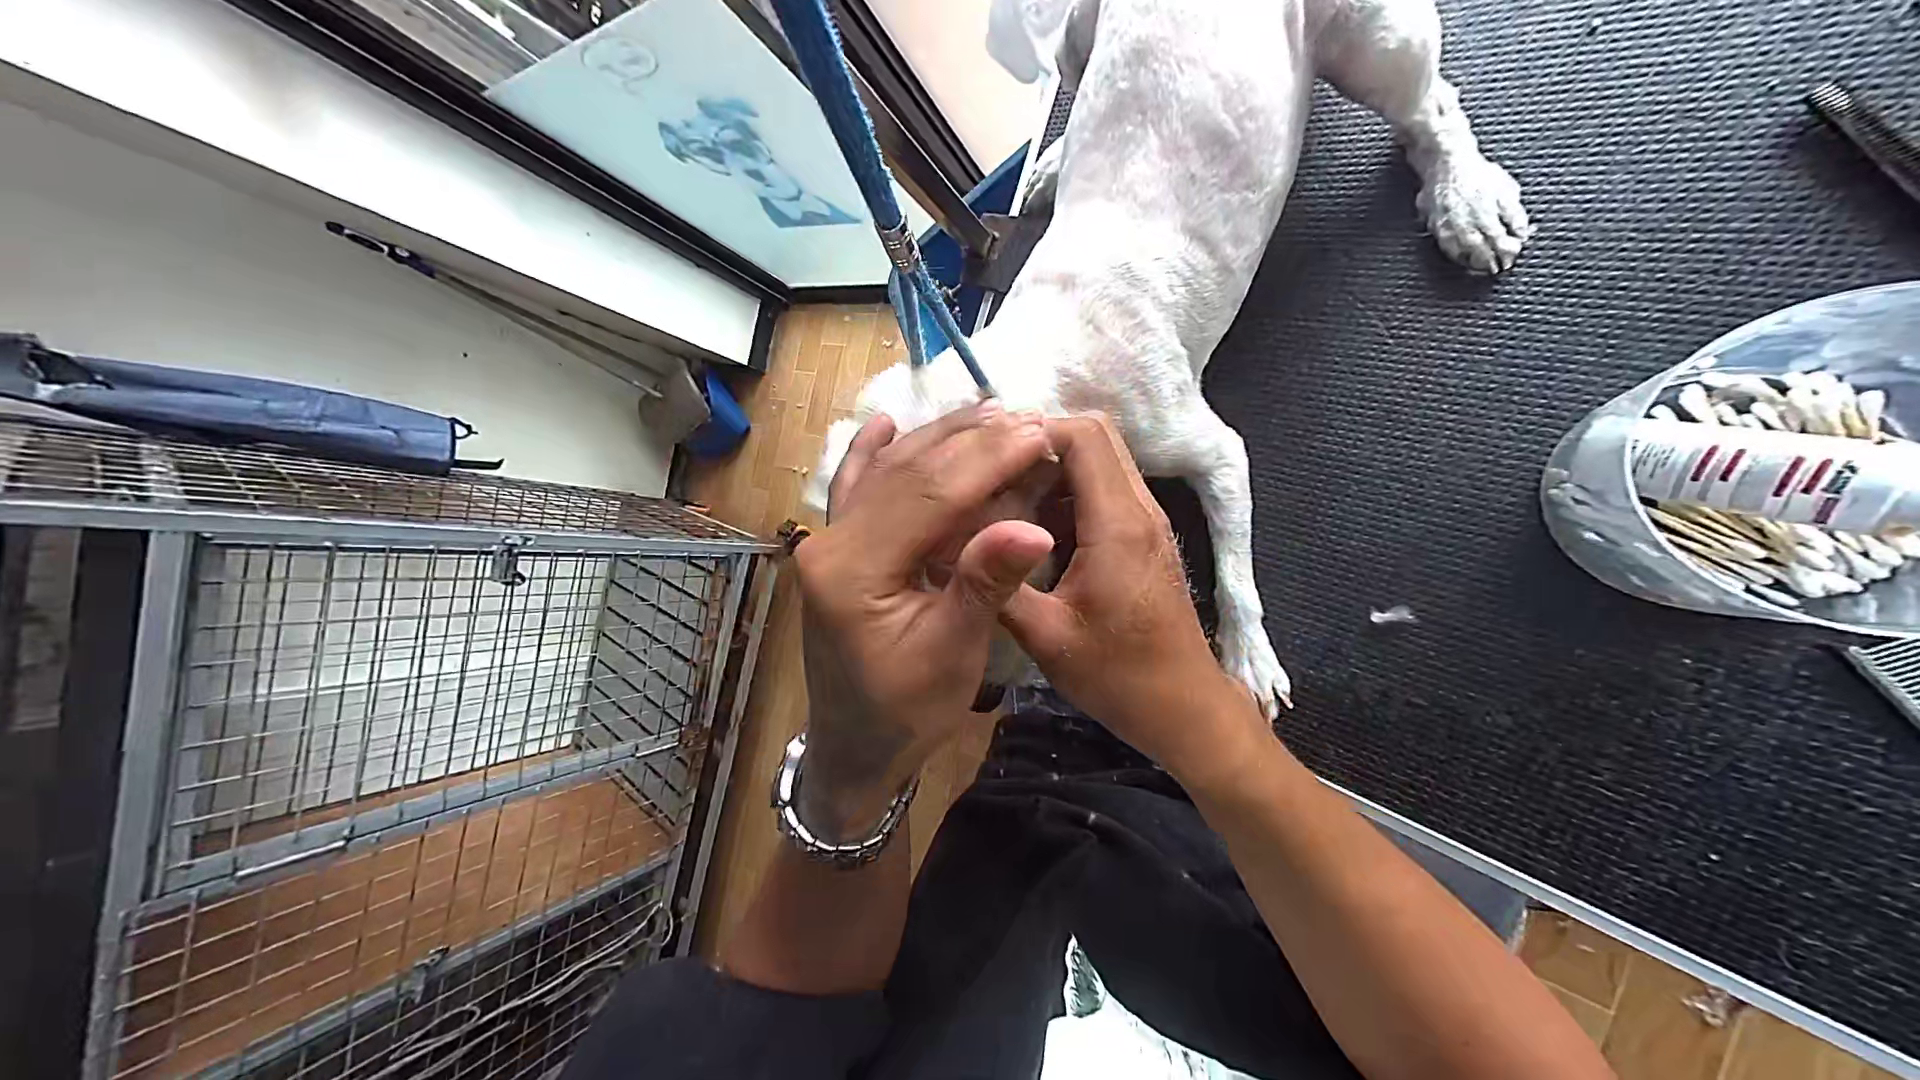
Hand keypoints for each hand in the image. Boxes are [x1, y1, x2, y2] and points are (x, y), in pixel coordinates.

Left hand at [794, 402, 1055, 838]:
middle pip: (906, 472)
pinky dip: (871, 453)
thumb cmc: (905, 714)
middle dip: (970, 441)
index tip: (1039, 431)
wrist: (852, 748)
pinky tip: (885, 423)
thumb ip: (984, 584)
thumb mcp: (951, 656)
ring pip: (884, 471)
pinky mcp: (834, 549)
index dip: (987, 459)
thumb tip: (1034, 524)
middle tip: (1027, 416)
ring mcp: (826, 541)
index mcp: (854, 570)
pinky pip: (853, 489)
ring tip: (988, 412)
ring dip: (937, 438)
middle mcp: (830, 542)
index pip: (928, 493)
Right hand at [1000, 415, 1271, 784]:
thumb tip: (953, 545)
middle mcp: (1139, 510)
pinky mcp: (1143, 539)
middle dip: (1039, 446)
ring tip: (1004, 501)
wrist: (1183, 709)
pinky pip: (1105, 492)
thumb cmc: (1118, 676)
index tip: (987, 460)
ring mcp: (1146, 522)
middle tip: (992, 478)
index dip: (1032, 432)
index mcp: (1117, 524)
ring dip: (1052, 471)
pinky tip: (1032, 530)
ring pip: (1101, 463)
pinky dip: (1067, 495)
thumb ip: (1000, 585)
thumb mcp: (1046, 637)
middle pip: (1096, 438)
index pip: (1083, 436)